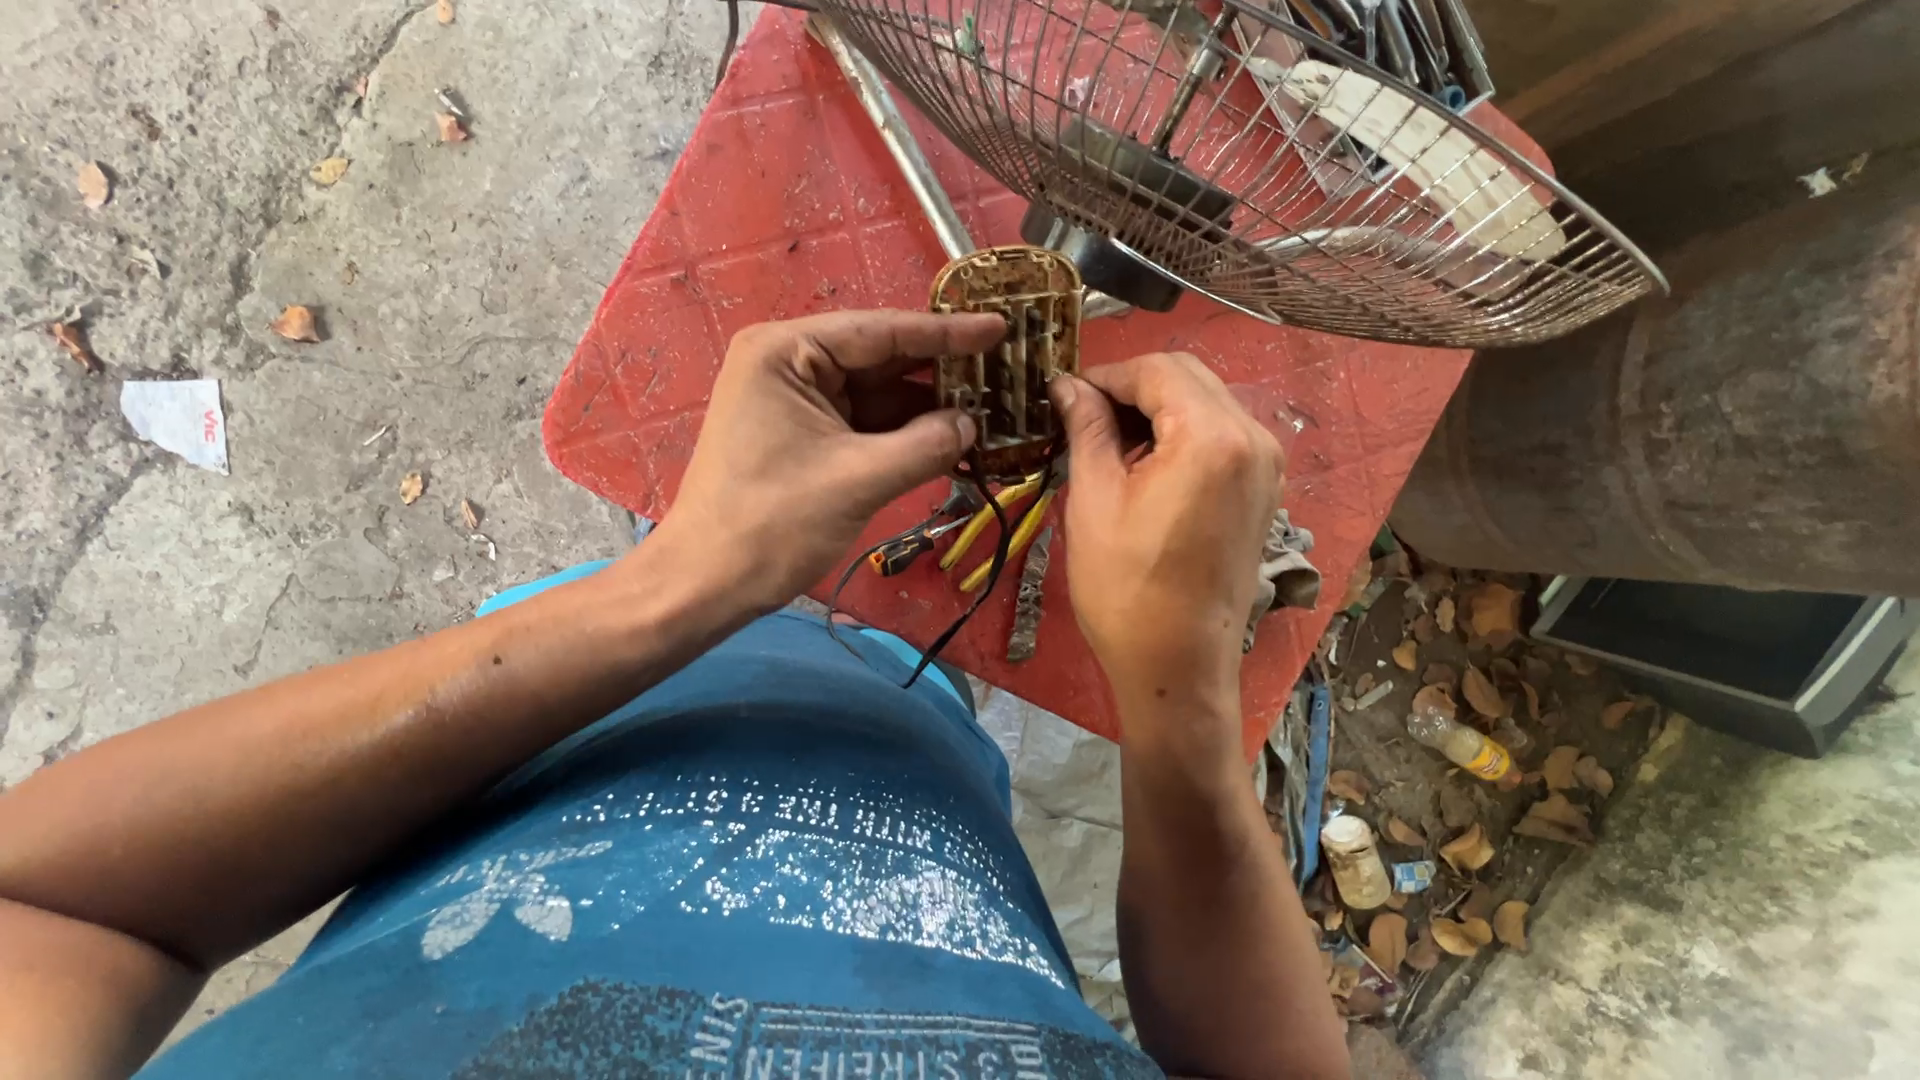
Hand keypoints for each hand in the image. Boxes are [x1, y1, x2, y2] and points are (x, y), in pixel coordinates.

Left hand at [638, 310, 1005, 613]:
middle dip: (940, 373)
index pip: (881, 331)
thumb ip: (925, 445)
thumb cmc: (773, 524)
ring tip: (990, 412)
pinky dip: (905, 435)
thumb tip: (974, 424)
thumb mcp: (859, 480)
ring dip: (928, 409)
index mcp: (787, 352)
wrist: (708, 583)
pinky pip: (865, 425)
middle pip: (881, 359)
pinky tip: (952, 442)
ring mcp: (796, 402)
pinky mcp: (805, 437)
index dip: (946, 333)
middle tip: (1004, 375)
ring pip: (877, 395)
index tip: (1000, 328)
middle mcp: (790, 364)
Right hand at [1049, 354, 1282, 731]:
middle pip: (1187, 378)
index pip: (1155, 370)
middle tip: (1081, 418)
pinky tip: (1148, 465)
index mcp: (1212, 436)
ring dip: (1156, 410)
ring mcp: (1267, 465)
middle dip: (1131, 388)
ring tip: (1109, 446)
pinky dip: (1182, 434)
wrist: (1178, 666)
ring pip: (1206, 403)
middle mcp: (1254, 438)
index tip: (1063, 396)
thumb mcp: (1094, 501)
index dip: (1104, 375)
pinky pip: (1221, 435)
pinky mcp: (1265, 490)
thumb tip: (1068, 387)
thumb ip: (1086, 429)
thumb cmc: (1126, 590)